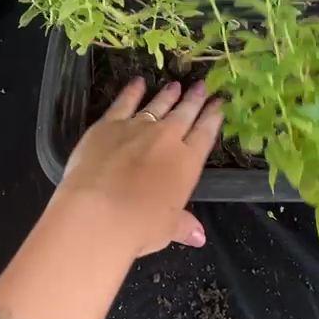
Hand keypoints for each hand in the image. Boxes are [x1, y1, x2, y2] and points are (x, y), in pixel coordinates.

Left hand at [52, 78, 223, 256]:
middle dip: (195, 99)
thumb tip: (199, 236)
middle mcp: (167, 138)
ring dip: (168, 95)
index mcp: (186, 162)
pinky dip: (132, 91)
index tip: (219, 103)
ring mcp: (138, 127)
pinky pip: (124, 103)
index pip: (205, 134)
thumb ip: (183, 225)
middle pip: (185, 114)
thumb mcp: (166, 229)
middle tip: (203, 85)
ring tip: (176, 85)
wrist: (98, 211)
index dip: (213, 117)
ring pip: (158, 105)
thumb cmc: (139, 227)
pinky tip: (138, 82)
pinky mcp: (109, 124)